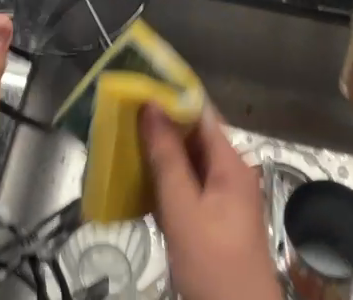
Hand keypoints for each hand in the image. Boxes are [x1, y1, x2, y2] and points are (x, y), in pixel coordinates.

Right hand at [141, 105, 282, 299]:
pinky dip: (165, 180)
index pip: (200, 113)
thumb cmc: (213, 265)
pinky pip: (188, 186)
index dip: (170, 97)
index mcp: (231, 163)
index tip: (136, 86)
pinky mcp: (214, 219)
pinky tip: (138, 180)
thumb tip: (151, 106)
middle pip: (194, 136)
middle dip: (159, 125)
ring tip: (122, 140)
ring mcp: (223, 197)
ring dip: (159, 153)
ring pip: (188, 161)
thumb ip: (167, 158)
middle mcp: (231, 173)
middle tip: (121, 114)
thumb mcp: (183, 210)